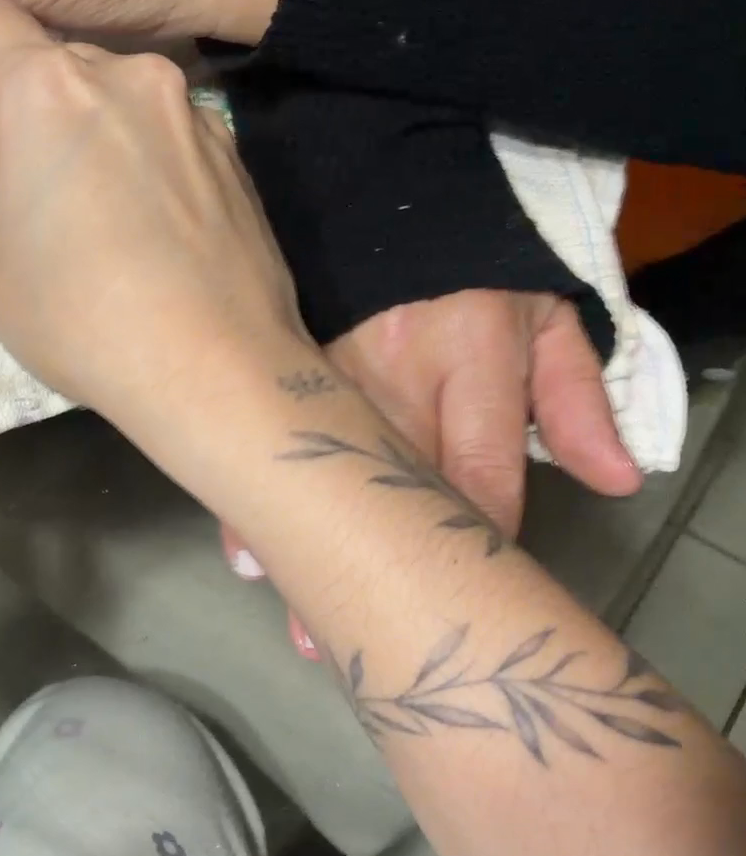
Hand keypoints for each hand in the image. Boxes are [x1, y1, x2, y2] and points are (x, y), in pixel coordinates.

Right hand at [0, 0, 305, 435]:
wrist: (209, 365)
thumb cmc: (74, 316)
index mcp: (47, 96)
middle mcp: (122, 80)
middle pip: (52, 57)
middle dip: (13, 91)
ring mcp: (185, 111)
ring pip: (109, 91)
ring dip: (73, 120)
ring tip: (61, 189)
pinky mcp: (228, 151)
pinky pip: (158, 126)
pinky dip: (125, 147)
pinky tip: (123, 215)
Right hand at [219, 290, 642, 656]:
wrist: (384, 216)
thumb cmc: (475, 277)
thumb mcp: (548, 319)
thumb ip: (578, 395)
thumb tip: (613, 482)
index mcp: (468, 362)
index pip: (472, 466)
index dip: (465, 535)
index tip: (451, 598)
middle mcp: (388, 379)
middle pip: (379, 486)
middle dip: (364, 564)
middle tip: (338, 638)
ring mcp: (322, 379)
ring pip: (313, 471)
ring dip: (296, 542)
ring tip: (289, 611)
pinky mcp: (283, 377)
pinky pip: (268, 443)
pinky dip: (253, 496)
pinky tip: (244, 546)